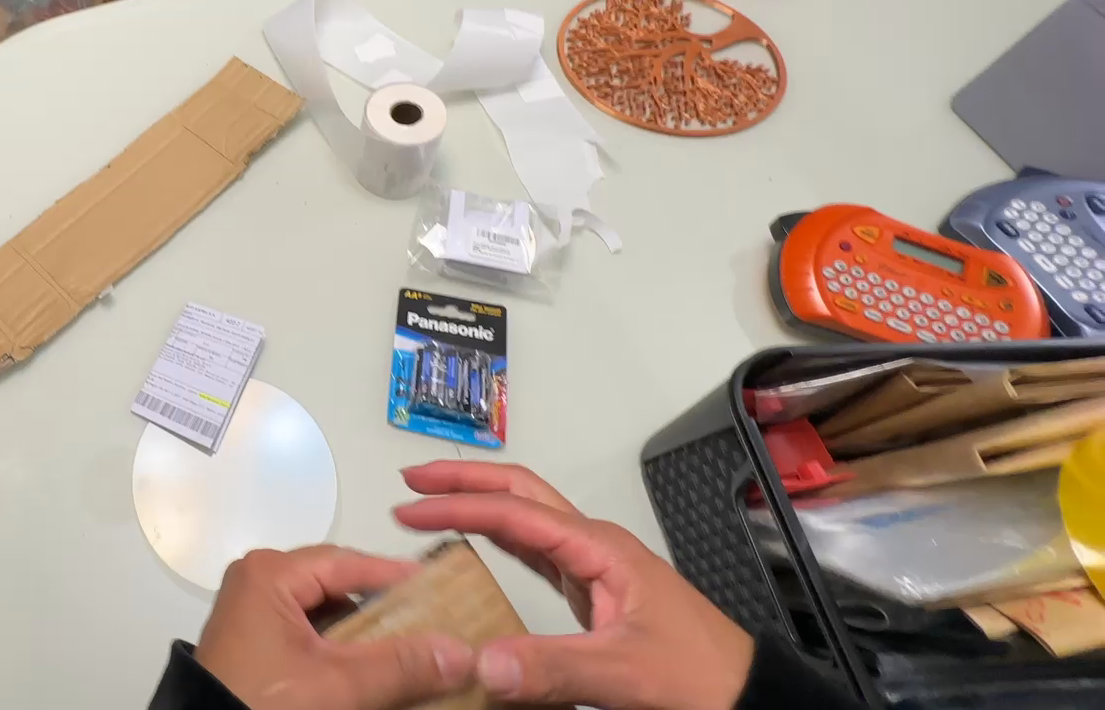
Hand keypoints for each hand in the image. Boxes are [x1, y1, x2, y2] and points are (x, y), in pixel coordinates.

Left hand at [195, 545, 476, 709]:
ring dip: (363, 629)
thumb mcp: (338, 687)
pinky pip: (307, 630)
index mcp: (269, 572)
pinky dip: (339, 646)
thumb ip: (400, 666)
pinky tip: (371, 666)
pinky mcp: (254, 639)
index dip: (394, 575)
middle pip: (334, 583)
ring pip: (322, 609)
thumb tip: (460, 651)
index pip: (346, 562)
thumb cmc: (266, 704)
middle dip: (382, 605)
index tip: (440, 585)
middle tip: (431, 619)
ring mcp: (252, 609)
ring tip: (410, 645)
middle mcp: (257, 579)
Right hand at [395, 461, 754, 709]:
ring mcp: (591, 562)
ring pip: (522, 512)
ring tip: (430, 501)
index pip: (511, 512)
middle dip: (462, 479)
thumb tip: (482, 664)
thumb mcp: (628, 676)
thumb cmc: (704, 681)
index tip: (409, 510)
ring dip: (476, 500)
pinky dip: (494, 534)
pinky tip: (474, 542)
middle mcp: (590, 543)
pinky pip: (530, 546)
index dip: (456, 507)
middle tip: (412, 481)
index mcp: (597, 547)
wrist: (757, 703)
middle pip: (516, 490)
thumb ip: (554, 668)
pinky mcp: (590, 586)